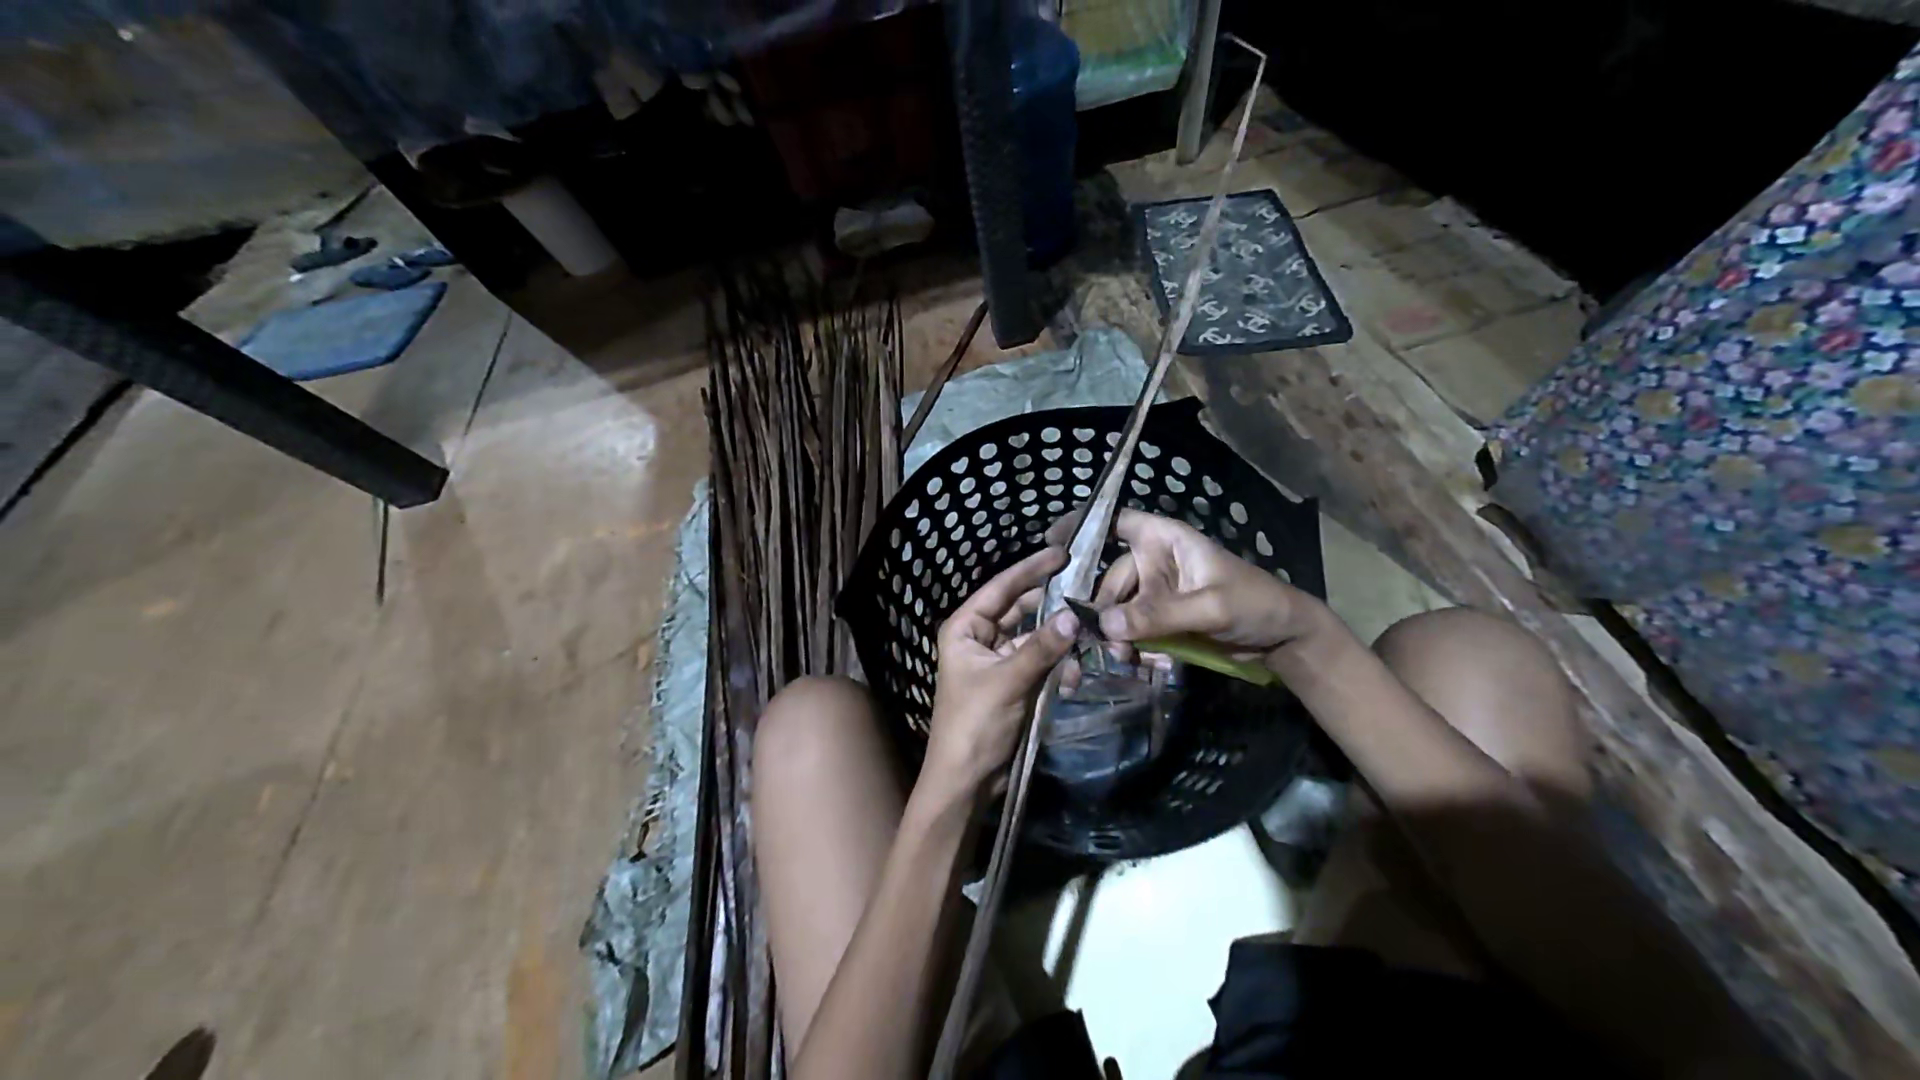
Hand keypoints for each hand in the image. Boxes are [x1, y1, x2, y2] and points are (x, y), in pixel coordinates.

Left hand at [925, 546, 1077, 798]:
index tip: (1063, 552)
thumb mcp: (1009, 682)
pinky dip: (1057, 668)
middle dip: (1053, 608)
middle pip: (1021, 610)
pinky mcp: (1014, 682)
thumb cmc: (975, 724)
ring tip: (1087, 644)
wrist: (966, 781)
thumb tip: (1074, 615)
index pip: (1001, 588)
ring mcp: (998, 661)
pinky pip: (1040, 663)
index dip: (1031, 569)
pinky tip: (1072, 680)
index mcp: (965, 628)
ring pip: (1036, 638)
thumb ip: (1042, 648)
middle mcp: (980, 638)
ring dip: (1059, 643)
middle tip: (1088, 595)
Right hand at [1094, 509, 1334, 659]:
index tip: (1052, 544)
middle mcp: (1155, 563)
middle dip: (1101, 608)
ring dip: (1116, 634)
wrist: (1284, 641)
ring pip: (1118, 610)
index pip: (1118, 523)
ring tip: (1123, 658)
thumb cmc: (1254, 604)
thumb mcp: (1209, 607)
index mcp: (1166, 542)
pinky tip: (1142, 662)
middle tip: (1101, 639)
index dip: (1085, 527)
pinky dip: (1132, 646)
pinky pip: (1133, 630)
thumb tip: (1104, 624)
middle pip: (1109, 577)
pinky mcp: (1161, 621)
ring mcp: (1157, 594)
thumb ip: (1157, 615)